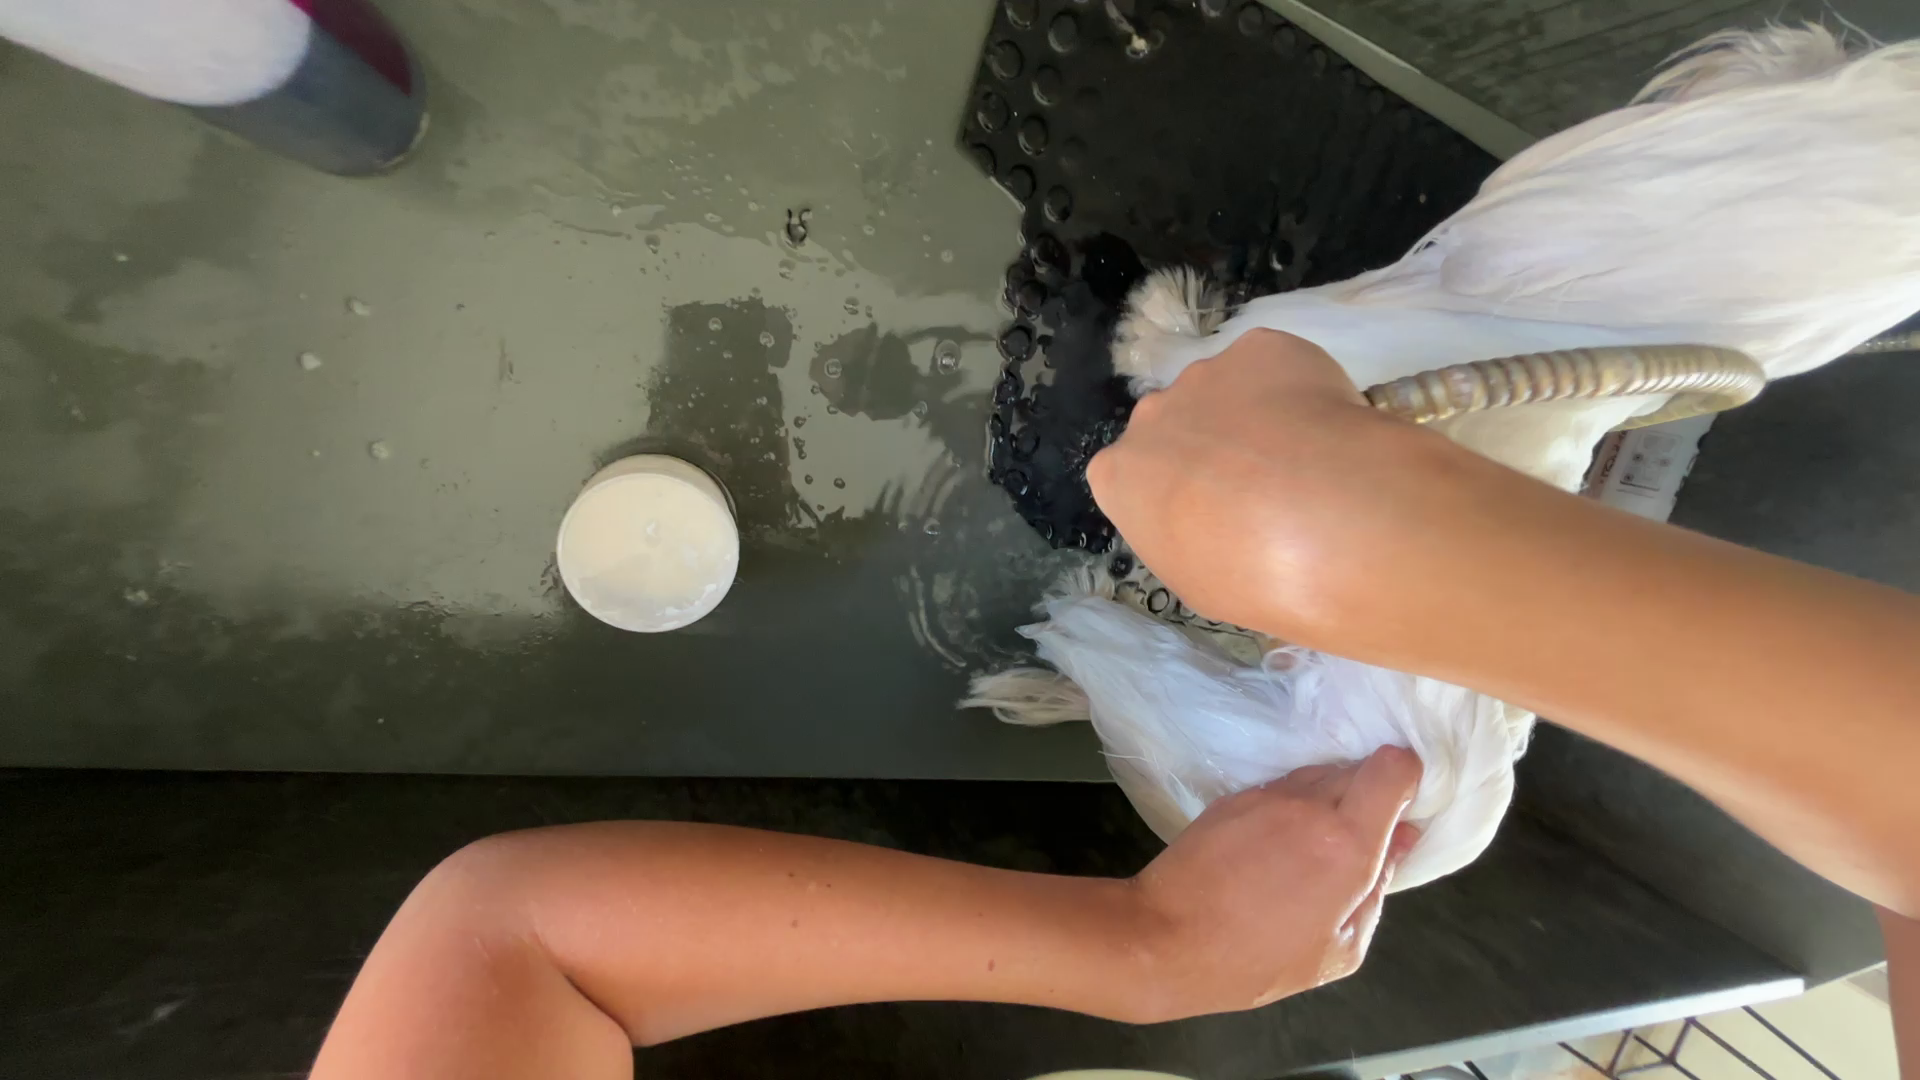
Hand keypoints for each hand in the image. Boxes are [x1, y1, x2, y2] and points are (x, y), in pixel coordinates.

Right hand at [1088, 329, 1469, 651]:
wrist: (1322, 522)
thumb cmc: (1245, 574)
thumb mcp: (1193, 581)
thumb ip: (1179, 537)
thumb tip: (1207, 526)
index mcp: (1117, 475)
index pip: (1130, 477)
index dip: (1170, 494)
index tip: (1204, 515)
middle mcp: (1147, 417)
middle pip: (1172, 427)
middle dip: (1205, 449)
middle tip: (1257, 488)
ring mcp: (1202, 376)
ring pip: (1222, 392)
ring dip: (1250, 417)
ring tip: (1301, 459)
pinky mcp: (1259, 347)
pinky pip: (1274, 364)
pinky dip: (1297, 387)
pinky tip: (1325, 427)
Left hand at [1126, 746, 1422, 1018]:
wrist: (1168, 935)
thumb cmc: (1260, 959)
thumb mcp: (1340, 946)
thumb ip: (1378, 886)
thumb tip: (1402, 838)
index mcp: (1345, 842)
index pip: (1392, 768)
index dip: (1406, 777)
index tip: (1403, 804)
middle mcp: (1307, 804)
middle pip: (1356, 769)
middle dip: (1368, 795)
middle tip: (1360, 838)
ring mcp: (1263, 794)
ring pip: (1315, 775)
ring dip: (1327, 799)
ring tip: (1314, 847)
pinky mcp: (1231, 796)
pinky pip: (1279, 788)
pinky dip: (1290, 805)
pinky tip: (1276, 844)